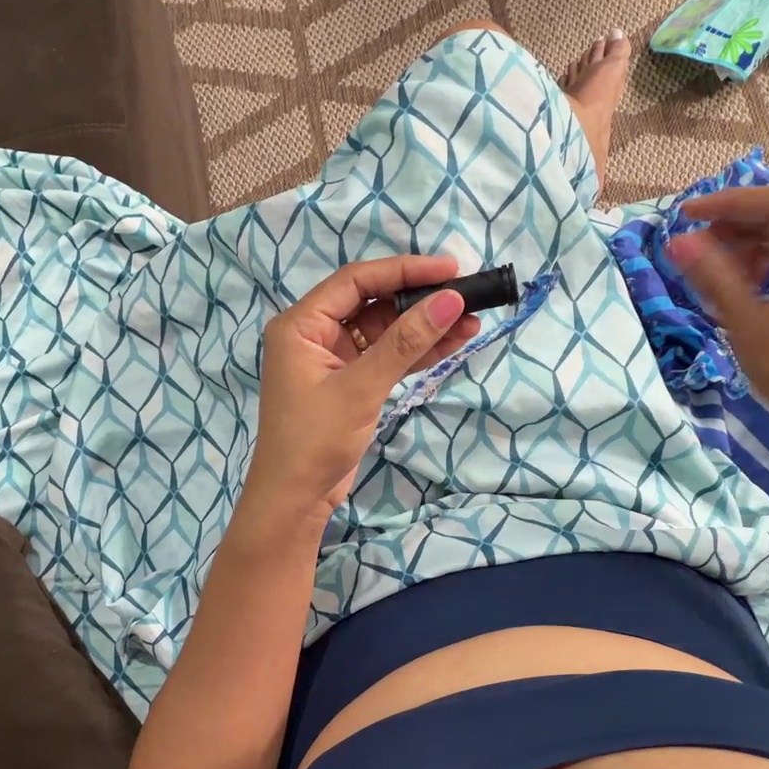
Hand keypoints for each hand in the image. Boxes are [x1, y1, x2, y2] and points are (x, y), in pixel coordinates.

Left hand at [248, 255, 478, 517]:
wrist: (295, 498)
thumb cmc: (314, 441)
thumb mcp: (360, 388)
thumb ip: (405, 343)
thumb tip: (450, 300)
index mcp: (301, 325)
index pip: (357, 281)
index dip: (404, 270)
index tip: (450, 269)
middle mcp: (315, 334)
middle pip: (374, 302)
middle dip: (420, 299)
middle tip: (467, 294)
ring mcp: (333, 359)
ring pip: (385, 331)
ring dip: (425, 327)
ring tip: (472, 321)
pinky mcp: (350, 382)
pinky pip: (386, 356)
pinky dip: (416, 352)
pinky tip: (452, 343)